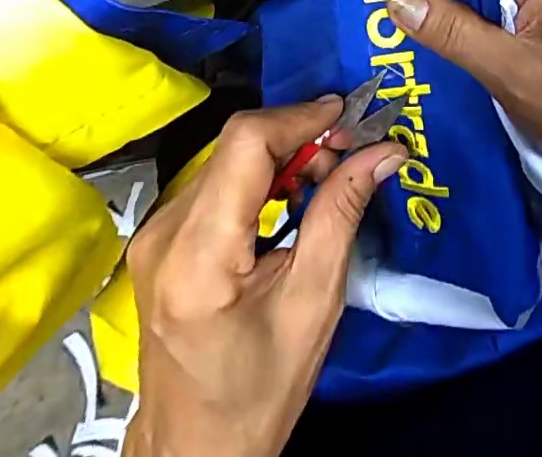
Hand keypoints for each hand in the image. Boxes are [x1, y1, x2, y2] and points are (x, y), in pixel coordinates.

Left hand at [123, 102, 406, 456]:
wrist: (195, 447)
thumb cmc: (261, 384)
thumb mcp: (315, 297)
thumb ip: (342, 211)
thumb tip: (385, 151)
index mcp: (196, 253)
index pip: (245, 143)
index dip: (302, 117)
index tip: (351, 118)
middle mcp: (163, 232)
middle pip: (238, 145)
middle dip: (303, 135)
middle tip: (353, 151)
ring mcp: (156, 235)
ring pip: (230, 156)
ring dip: (288, 152)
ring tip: (331, 174)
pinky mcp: (163, 240)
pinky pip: (221, 179)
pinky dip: (267, 172)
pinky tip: (296, 192)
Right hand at [386, 0, 541, 166]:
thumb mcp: (511, 71)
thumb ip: (456, 33)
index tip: (370, 2)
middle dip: (426, 6)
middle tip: (370, 34)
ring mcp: (535, 4)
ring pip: (473, 6)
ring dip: (440, 28)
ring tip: (388, 50)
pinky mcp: (532, 30)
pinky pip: (487, 26)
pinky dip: (461, 42)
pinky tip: (429, 62)